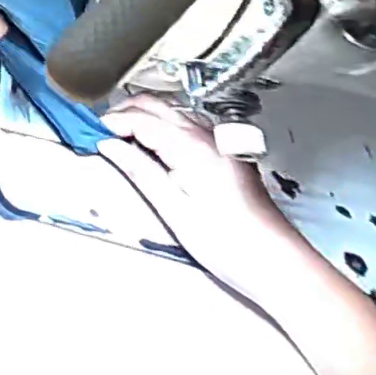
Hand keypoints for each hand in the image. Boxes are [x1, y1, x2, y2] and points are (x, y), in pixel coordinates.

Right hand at [98, 95, 320, 307]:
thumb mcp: (172, 208)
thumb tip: (109, 144)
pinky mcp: (228, 153)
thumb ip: (138, 169)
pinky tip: (153, 145)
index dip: (110, 123)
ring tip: (120, 138)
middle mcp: (209, 136)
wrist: (284, 270)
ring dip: (142, 116)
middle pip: (154, 105)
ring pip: (171, 110)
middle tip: (99, 132)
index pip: (139, 118)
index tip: (90, 133)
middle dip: (122, 112)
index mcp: (192, 146)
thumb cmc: (231, 245)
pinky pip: (186, 123)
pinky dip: (162, 124)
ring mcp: (222, 142)